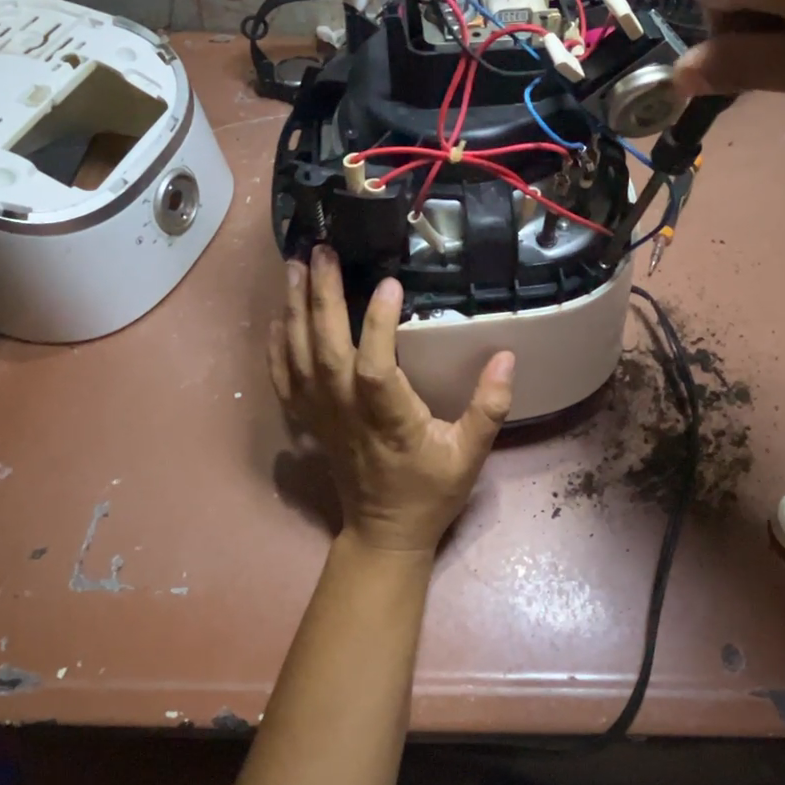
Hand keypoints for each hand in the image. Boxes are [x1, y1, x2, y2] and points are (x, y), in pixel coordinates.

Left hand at [268, 246, 515, 553]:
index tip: (389, 283)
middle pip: (325, 349)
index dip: (378, 325)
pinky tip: (279, 316)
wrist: (384, 532)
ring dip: (295, 309)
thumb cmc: (430, 492)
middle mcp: (347, 411)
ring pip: (299, 356)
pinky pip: (285, 379)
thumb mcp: (471, 455)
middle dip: (322, 297)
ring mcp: (322, 415)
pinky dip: (277, 346)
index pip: (375, 366)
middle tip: (323, 252)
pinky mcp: (310, 420)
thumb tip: (507, 356)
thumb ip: (489, 408)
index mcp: (388, 418)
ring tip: (296, 266)